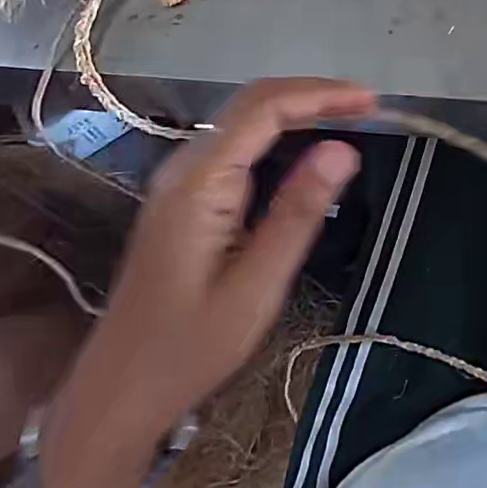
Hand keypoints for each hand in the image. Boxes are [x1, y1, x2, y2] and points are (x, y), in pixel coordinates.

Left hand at [39, 79, 371, 487]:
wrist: (116, 393)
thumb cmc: (189, 348)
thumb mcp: (257, 287)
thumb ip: (298, 212)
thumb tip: (344, 149)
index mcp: (200, 182)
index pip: (265, 110)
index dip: (321, 96)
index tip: (370, 101)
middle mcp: (185, 166)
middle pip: (252, 102)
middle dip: (313, 94)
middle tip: (366, 106)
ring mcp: (181, 178)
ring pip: (244, 117)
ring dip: (297, 108)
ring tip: (348, 118)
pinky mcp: (186, 194)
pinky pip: (237, 142)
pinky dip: (279, 131)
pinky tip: (306, 146)